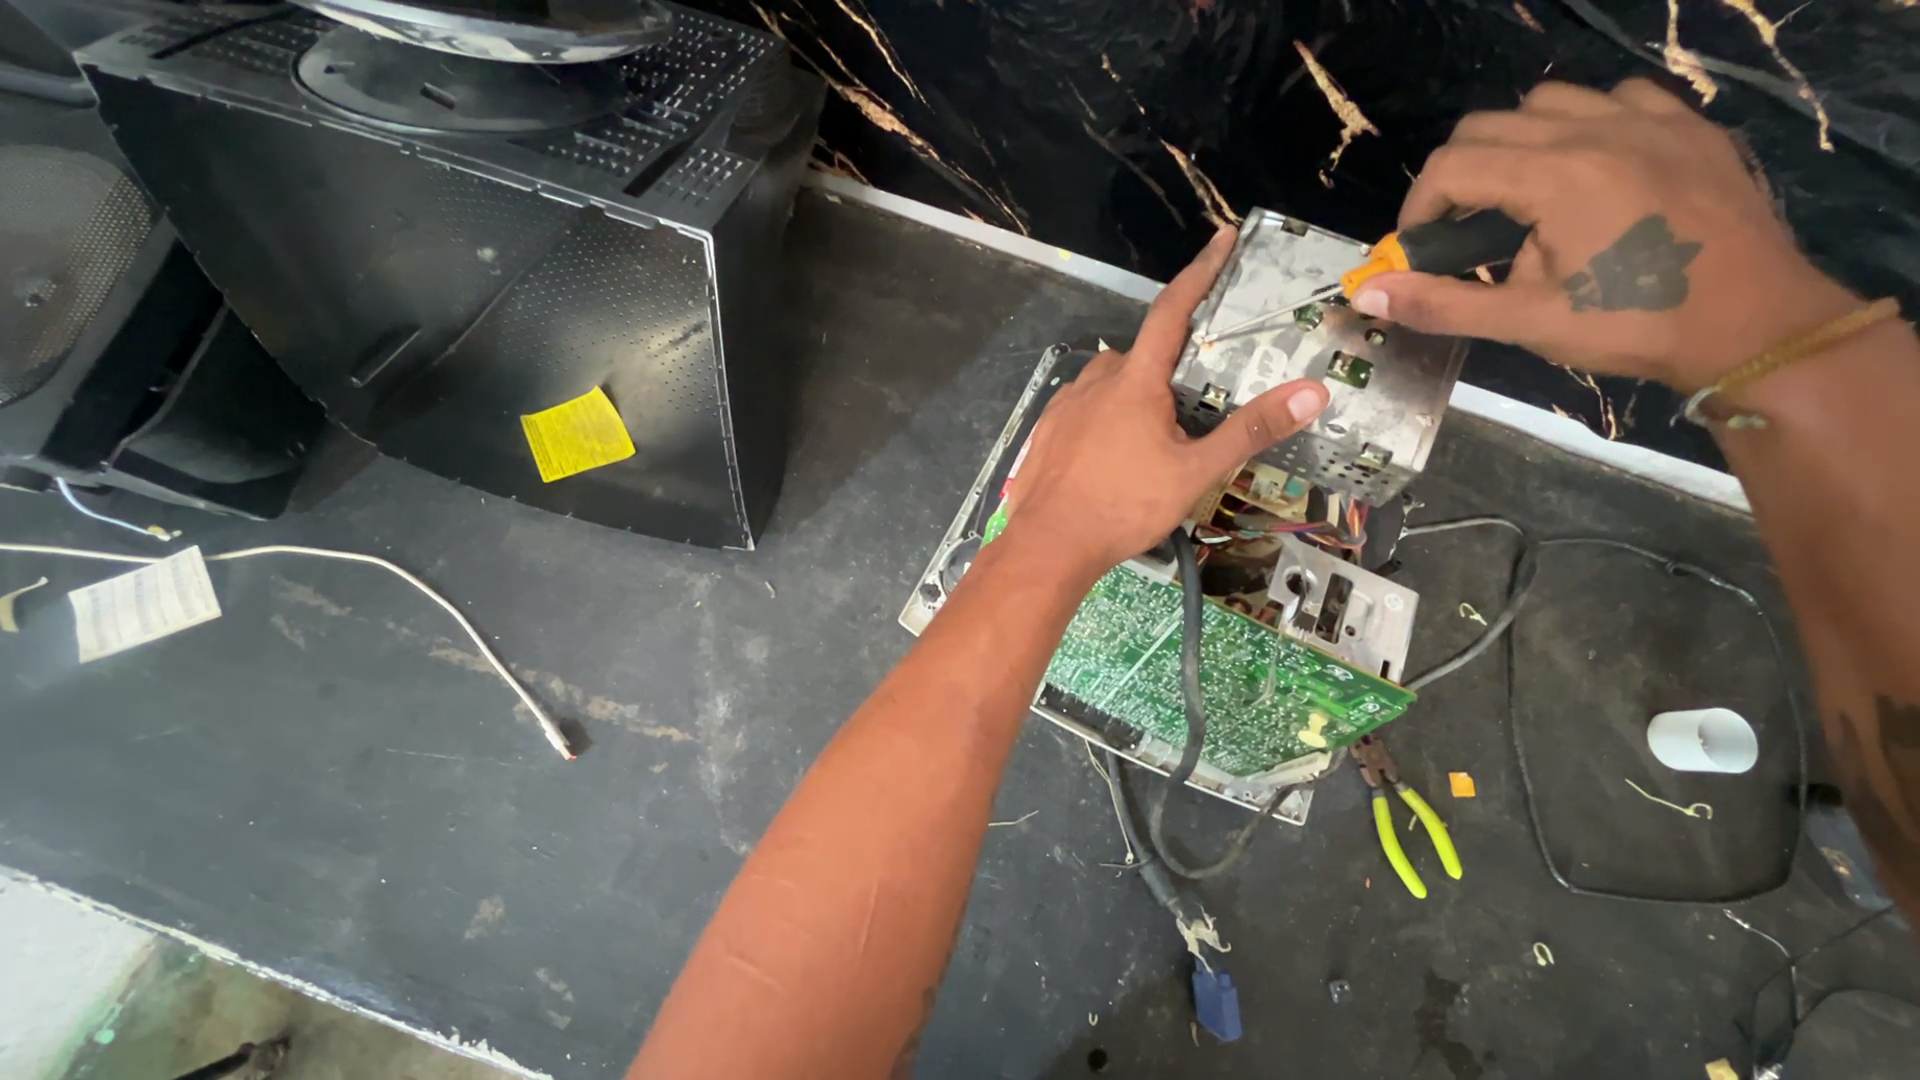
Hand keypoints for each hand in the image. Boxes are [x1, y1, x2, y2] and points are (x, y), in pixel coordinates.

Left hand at [1003, 227, 1329, 577]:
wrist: (1048, 544)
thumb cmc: (1123, 506)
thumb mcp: (1194, 472)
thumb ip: (1249, 431)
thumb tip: (1311, 392)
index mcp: (1135, 380)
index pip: (1172, 309)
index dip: (1200, 271)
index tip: (1221, 240)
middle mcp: (1097, 379)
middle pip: (1144, 353)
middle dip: (1172, 364)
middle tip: (1199, 392)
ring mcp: (1066, 403)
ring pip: (1111, 381)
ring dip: (1137, 392)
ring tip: (1158, 434)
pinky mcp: (1047, 428)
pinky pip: (1086, 406)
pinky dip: (1107, 415)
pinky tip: (1115, 452)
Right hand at [1351, 79, 1856, 390]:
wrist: (1753, 321)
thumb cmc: (1631, 325)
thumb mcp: (1523, 322)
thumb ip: (1439, 303)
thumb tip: (1366, 294)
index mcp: (1556, 178)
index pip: (1452, 165)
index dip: (1418, 206)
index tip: (1419, 248)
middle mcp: (1598, 132)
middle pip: (1489, 124)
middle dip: (1455, 176)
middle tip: (1459, 229)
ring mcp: (1650, 122)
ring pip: (1548, 103)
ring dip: (1512, 144)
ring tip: (1517, 198)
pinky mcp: (1687, 127)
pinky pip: (1615, 99)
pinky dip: (1580, 126)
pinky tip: (1583, 171)